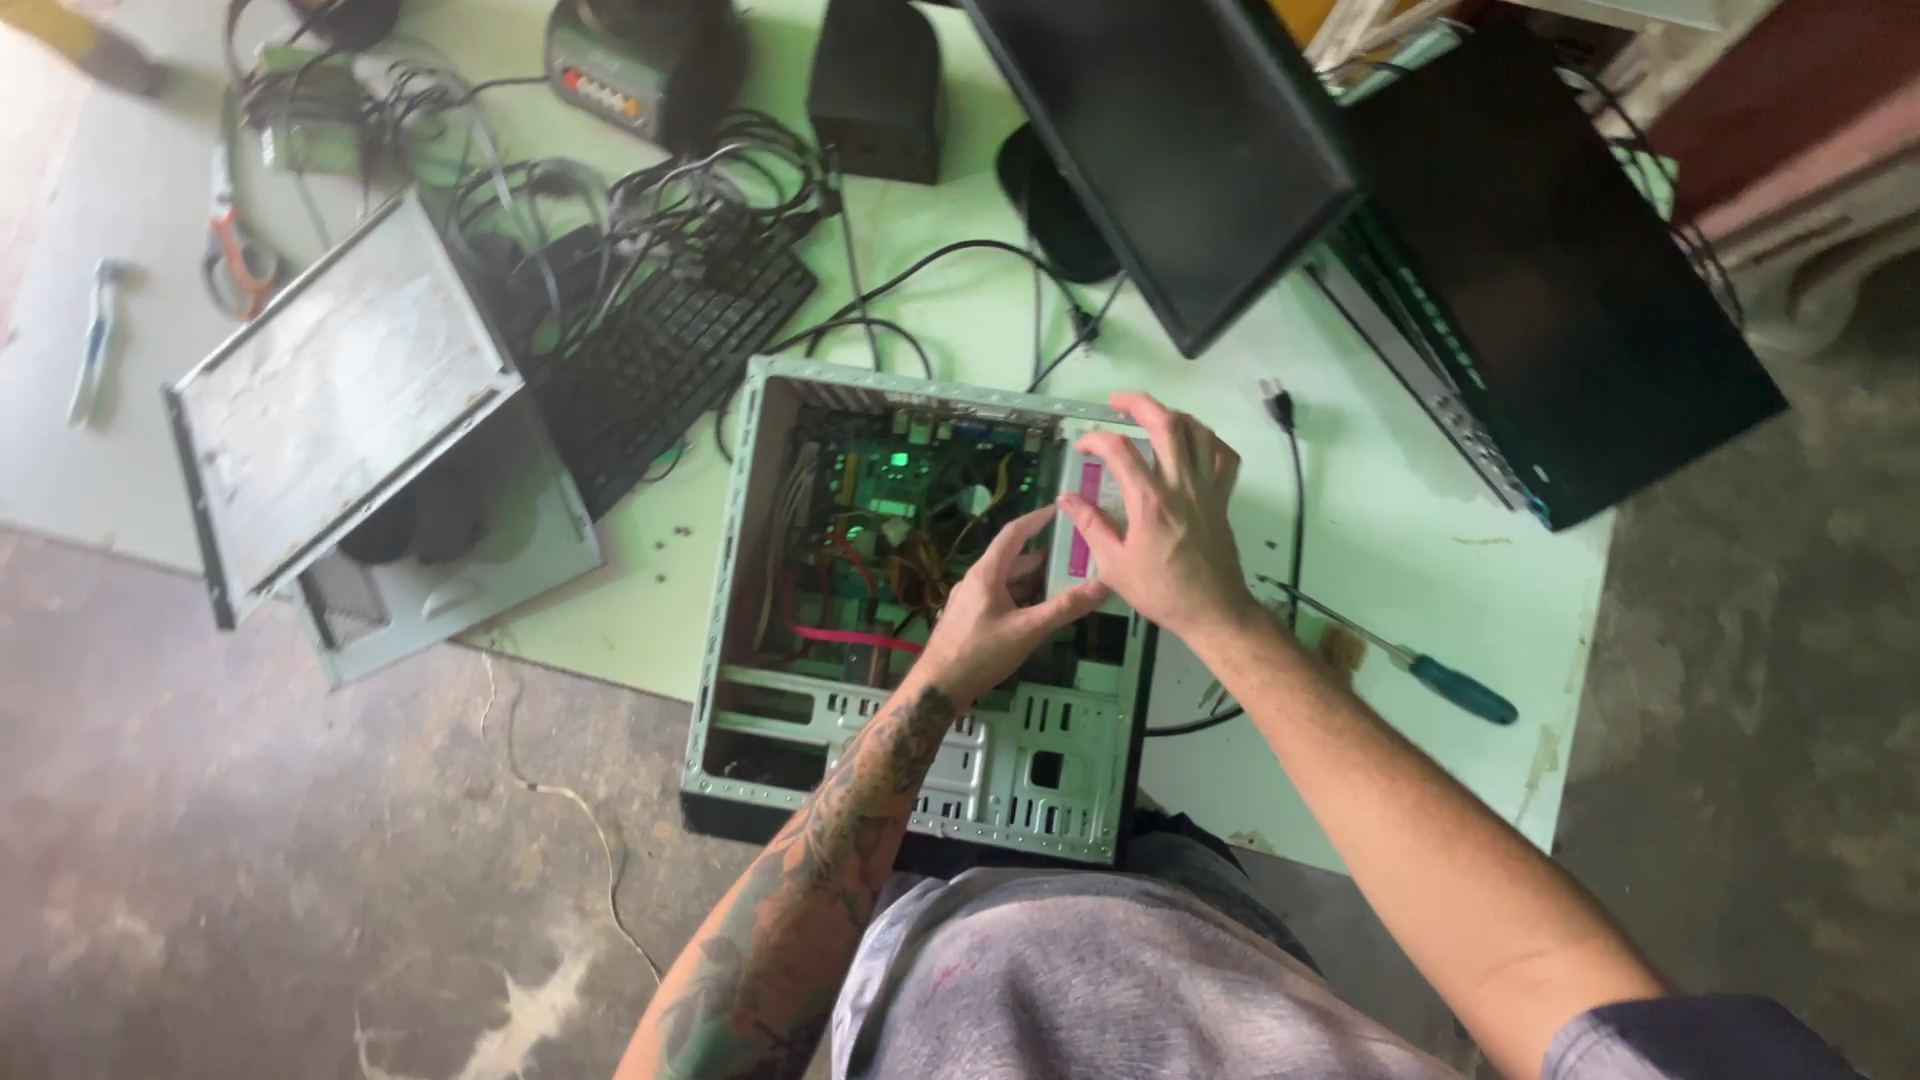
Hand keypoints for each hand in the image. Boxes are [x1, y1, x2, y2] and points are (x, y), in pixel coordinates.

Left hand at [913, 506, 1109, 708]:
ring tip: (1064, 580)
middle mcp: (976, 580)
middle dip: (1042, 555)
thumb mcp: (1027, 631)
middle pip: (1012, 558)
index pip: (1013, 533)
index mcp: (987, 573)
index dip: (1037, 519)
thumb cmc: (980, 653)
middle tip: (1074, 554)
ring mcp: (970, 599)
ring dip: (1033, 578)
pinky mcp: (969, 617)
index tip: (1059, 510)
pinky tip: (1038, 608)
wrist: (938, 687)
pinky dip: (1021, 596)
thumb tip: (1102, 586)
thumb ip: (1064, 608)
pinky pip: (999, 597)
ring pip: (1006, 580)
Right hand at [1056, 392, 1260, 643]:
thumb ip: (1090, 525)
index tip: (1082, 448)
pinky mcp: (1223, 499)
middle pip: (1165, 423)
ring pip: (1198, 432)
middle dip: (1138, 404)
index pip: (1119, 449)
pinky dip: (1211, 441)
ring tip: (1154, 417)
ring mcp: (1207, 489)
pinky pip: (1225, 457)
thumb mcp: (1113, 565)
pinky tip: (1195, 443)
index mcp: (1149, 501)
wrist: (1213, 611)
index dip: (1095, 439)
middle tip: (1117, 403)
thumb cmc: (1160, 591)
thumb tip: (1067, 498)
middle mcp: (1181, 485)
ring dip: (1174, 415)